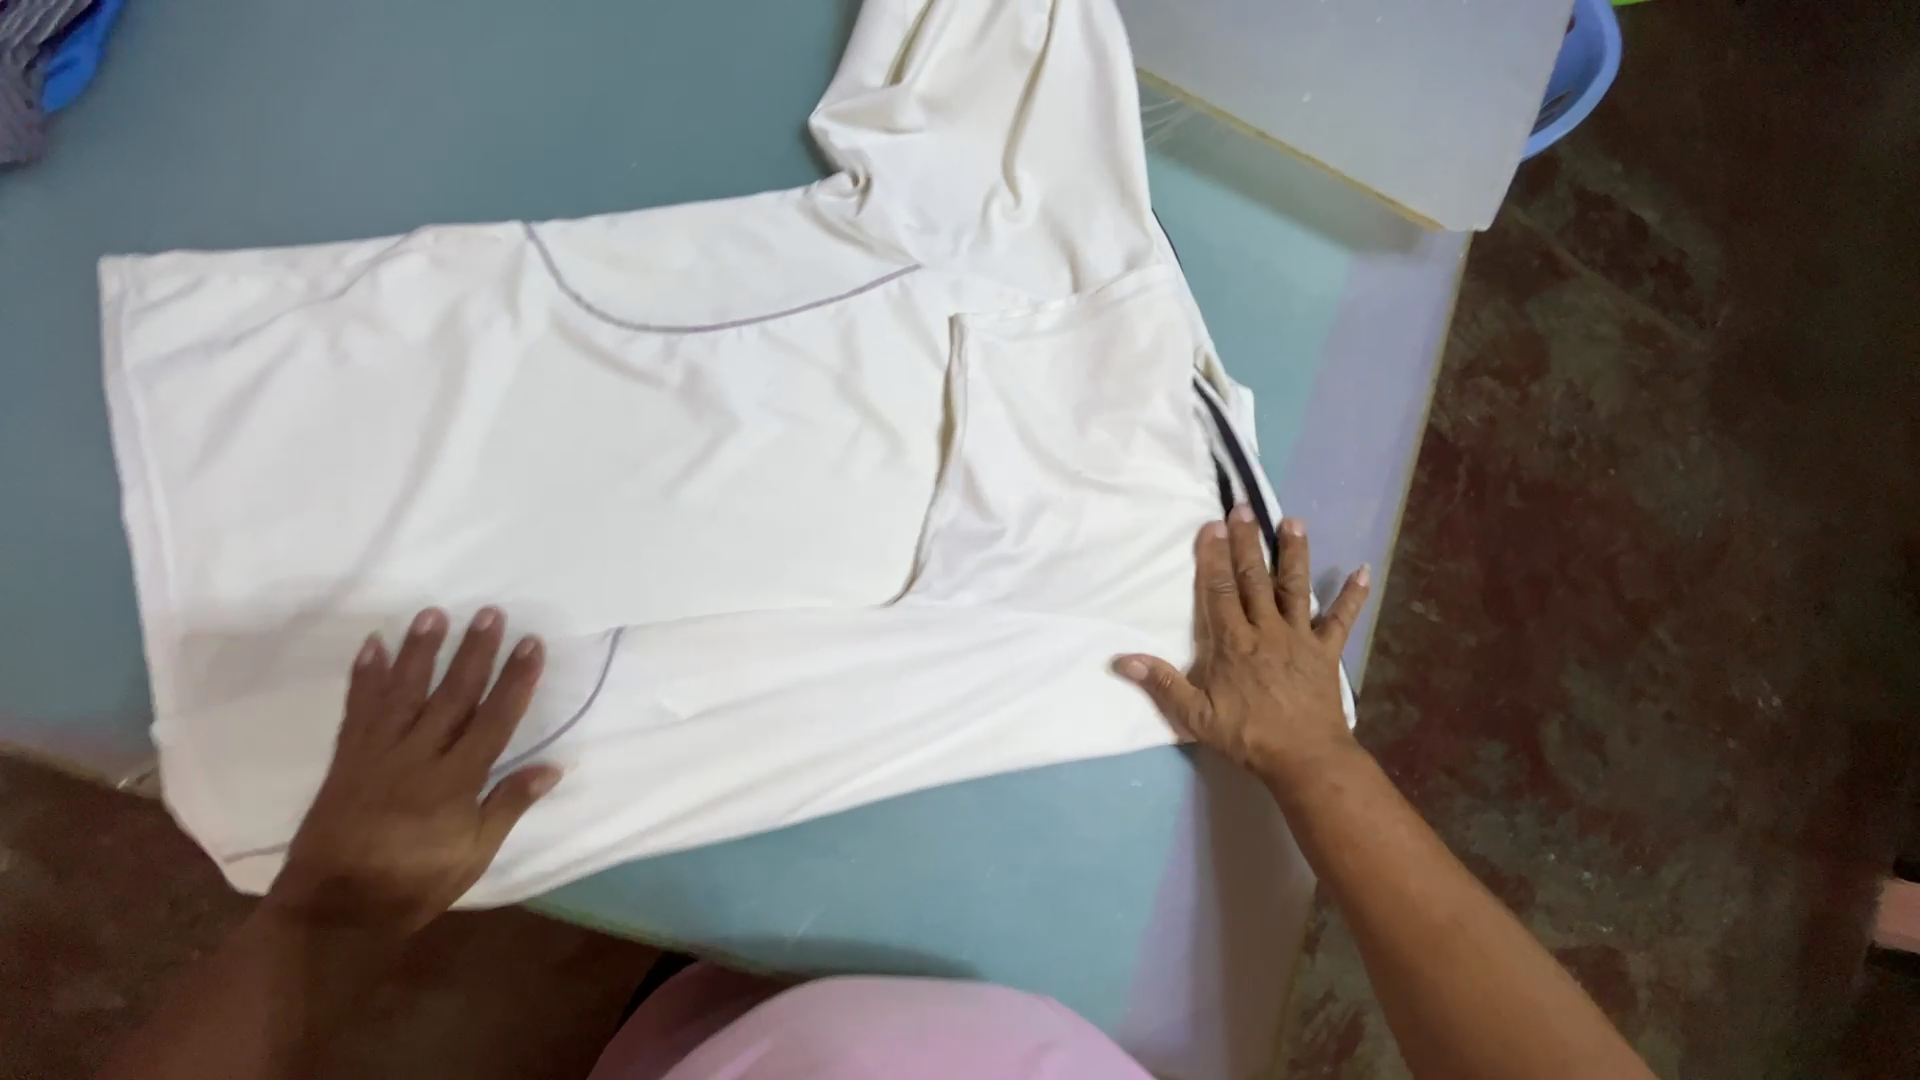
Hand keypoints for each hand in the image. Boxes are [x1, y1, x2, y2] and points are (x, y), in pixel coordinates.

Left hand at [266, 607, 560, 936]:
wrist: (331, 913)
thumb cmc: (413, 884)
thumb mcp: (473, 855)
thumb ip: (508, 805)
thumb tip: (552, 766)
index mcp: (453, 782)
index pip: (493, 720)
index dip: (515, 680)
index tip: (530, 644)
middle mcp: (416, 758)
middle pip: (451, 696)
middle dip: (474, 652)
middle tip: (489, 613)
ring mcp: (376, 756)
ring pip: (403, 693)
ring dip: (420, 651)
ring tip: (432, 614)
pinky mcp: (347, 760)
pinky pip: (357, 711)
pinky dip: (363, 677)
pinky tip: (372, 646)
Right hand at [1119, 509, 1369, 790]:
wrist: (1305, 759)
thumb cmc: (1247, 736)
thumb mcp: (1195, 716)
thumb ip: (1161, 684)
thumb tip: (1122, 660)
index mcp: (1233, 643)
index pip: (1220, 591)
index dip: (1213, 558)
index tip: (1211, 526)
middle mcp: (1267, 630)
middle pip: (1254, 579)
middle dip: (1246, 543)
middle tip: (1242, 510)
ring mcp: (1300, 638)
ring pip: (1295, 588)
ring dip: (1294, 554)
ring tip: (1293, 522)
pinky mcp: (1327, 652)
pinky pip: (1341, 620)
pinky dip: (1353, 597)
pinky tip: (1364, 571)